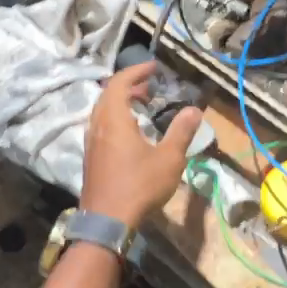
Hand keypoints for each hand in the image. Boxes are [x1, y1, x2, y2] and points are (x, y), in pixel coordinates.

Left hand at [78, 62, 204, 229]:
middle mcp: (98, 126)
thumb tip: (194, 109)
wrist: (108, 220)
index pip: (120, 83)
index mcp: (114, 120)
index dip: (136, 71)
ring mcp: (91, 142)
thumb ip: (181, 132)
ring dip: (121, 102)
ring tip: (142, 106)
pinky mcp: (92, 157)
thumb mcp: (169, 159)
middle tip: (150, 86)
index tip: (154, 67)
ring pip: (102, 111)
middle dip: (129, 85)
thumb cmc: (140, 185)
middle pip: (108, 94)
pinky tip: (131, 132)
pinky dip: (116, 118)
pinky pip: (101, 126)